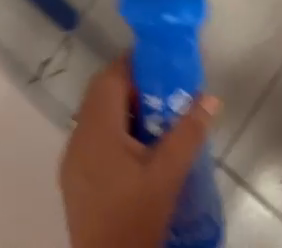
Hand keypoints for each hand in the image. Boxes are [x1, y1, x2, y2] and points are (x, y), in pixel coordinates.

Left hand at [59, 57, 219, 247]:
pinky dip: (113, 131)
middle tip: (164, 94)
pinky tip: (137, 149)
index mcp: (97, 129)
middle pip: (100, 95)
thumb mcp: (168, 175)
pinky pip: (92, 138)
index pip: (110, 78)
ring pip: (95, 116)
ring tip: (156, 120)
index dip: (133, 65)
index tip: (161, 65)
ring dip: (123, 110)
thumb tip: (210, 98)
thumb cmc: (137, 216)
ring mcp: (72, 157)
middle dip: (131, 87)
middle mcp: (77, 136)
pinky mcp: (73, 176)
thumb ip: (188, 133)